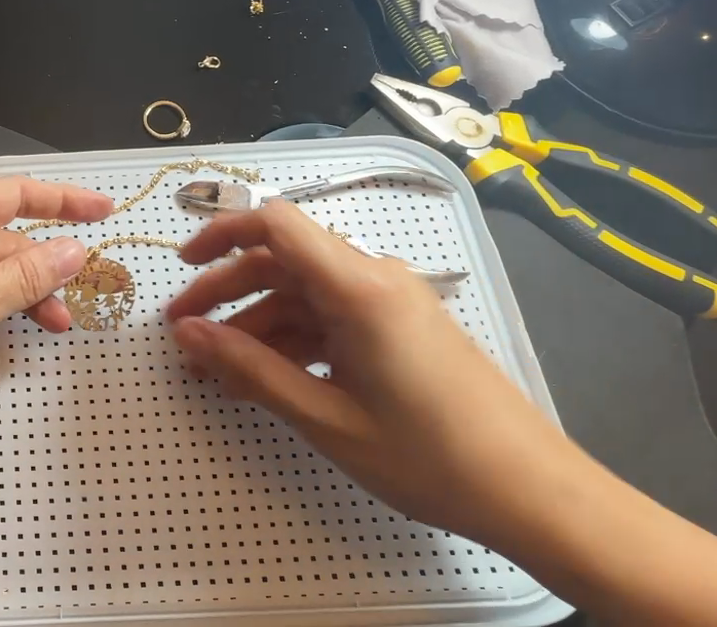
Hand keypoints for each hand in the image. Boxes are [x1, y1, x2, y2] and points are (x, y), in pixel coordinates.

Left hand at [0, 177, 111, 457]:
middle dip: (45, 266)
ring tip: (57, 326)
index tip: (107, 208)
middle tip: (85, 296)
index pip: (15, 194)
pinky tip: (19, 329)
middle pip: (6, 236)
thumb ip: (24, 278)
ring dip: (25, 293)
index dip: (65, 200)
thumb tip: (75, 249)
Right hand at [165, 201, 590, 544]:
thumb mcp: (326, 418)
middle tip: (182, 334)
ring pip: (301, 294)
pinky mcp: (397, 326)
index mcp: (357, 286)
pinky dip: (290, 339)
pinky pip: (328, 318)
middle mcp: (372, 278)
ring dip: (254, 324)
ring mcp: (388, 301)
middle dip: (225, 292)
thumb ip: (249, 369)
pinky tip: (264, 377)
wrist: (534, 493)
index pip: (275, 223)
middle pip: (280, 262)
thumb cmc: (430, 457)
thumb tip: (187, 336)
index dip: (221, 232)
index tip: (182, 266)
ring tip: (215, 370)